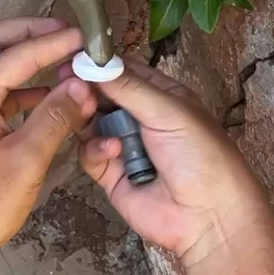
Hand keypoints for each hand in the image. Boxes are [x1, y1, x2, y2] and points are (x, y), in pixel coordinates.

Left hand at [0, 18, 97, 274]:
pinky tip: (49, 99)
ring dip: (25, 61)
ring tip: (64, 62)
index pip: (17, 55)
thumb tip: (81, 84)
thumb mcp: (26, 160)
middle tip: (64, 32)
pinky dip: (23, 90)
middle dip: (28, 33)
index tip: (86, 37)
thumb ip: (55, 117)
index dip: (54, 42)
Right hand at [72, 61, 273, 271]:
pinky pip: (91, 153)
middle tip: (65, 83)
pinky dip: (96, 149)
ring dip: (87, 117)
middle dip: (85, 90)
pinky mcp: (111, 174)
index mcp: (160, 96)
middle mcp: (140, 118)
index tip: (72, 57)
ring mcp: (124, 145)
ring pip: (90, 123)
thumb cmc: (200, 155)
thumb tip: (93, 61)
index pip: (123, 71)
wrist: (208, 217)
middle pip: (101, 95)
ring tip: (86, 114)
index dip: (98, 63)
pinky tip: (112, 151)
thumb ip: (128, 87)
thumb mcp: (169, 112)